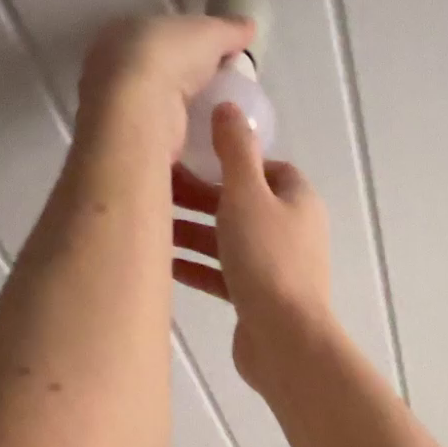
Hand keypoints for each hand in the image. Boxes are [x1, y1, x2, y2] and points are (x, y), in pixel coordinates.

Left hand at [76, 15, 255, 161]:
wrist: (138, 112)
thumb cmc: (167, 58)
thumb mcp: (208, 33)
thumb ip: (229, 31)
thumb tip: (249, 26)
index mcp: (122, 34)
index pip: (156, 38)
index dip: (184, 47)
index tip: (213, 62)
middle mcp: (108, 71)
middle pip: (155, 77)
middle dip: (182, 86)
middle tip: (217, 98)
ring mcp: (112, 111)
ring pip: (153, 111)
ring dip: (178, 118)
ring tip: (215, 129)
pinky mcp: (124, 145)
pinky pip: (156, 141)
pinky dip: (176, 145)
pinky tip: (200, 150)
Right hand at [171, 103, 335, 394]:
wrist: (284, 339)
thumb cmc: (267, 259)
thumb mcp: (247, 193)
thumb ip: (235, 150)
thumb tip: (230, 108)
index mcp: (296, 199)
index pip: (265, 168)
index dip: (230, 160)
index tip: (192, 159)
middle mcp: (290, 230)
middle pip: (241, 203)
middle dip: (201, 196)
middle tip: (157, 190)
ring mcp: (274, 267)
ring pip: (228, 239)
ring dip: (193, 232)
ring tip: (150, 225)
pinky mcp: (256, 298)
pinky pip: (222, 273)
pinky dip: (196, 266)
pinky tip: (162, 263)